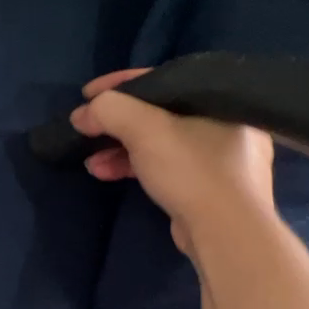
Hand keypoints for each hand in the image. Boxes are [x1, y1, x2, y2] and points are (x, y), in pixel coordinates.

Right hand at [72, 68, 278, 255]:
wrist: (225, 230)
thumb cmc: (191, 170)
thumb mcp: (146, 130)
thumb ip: (111, 110)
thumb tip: (83, 113)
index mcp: (221, 99)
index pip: (163, 78)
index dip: (119, 84)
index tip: (85, 94)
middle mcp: (226, 122)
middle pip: (159, 112)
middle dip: (115, 123)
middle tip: (86, 132)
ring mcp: (221, 156)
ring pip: (160, 142)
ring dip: (119, 149)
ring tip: (92, 163)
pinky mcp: (209, 185)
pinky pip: (166, 164)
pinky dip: (136, 166)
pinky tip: (109, 174)